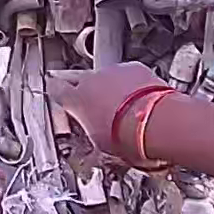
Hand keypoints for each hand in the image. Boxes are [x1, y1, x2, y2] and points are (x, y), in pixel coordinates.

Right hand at [47, 63, 166, 157]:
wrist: (157, 123)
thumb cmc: (128, 138)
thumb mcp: (100, 146)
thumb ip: (91, 132)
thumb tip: (96, 138)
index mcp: (75, 99)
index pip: (56, 89)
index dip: (58, 93)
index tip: (62, 98)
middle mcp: (89, 80)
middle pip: (80, 80)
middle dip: (85, 91)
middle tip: (96, 108)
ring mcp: (112, 71)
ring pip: (105, 77)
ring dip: (110, 88)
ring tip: (124, 108)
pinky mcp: (134, 67)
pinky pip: (127, 73)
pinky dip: (132, 84)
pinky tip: (140, 99)